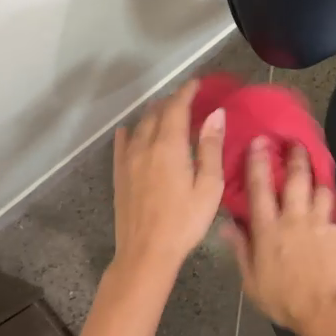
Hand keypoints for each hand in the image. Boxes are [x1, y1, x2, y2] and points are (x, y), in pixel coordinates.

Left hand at [111, 81, 224, 278]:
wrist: (145, 253)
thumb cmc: (185, 221)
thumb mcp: (209, 186)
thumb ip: (211, 147)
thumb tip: (216, 114)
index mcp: (170, 147)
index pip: (177, 108)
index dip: (187, 92)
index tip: (197, 83)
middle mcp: (145, 146)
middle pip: (157, 113)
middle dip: (172, 101)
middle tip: (188, 98)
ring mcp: (128, 161)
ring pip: (140, 126)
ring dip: (154, 114)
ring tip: (166, 111)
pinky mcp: (119, 175)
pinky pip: (122, 143)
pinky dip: (130, 131)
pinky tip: (130, 130)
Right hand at [224, 139, 335, 332]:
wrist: (326, 310)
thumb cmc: (283, 300)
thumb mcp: (252, 281)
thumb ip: (241, 250)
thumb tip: (227, 225)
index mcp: (268, 230)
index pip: (259, 188)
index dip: (258, 162)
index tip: (259, 142)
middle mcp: (294, 218)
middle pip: (296, 178)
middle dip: (295, 156)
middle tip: (296, 141)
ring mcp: (319, 222)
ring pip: (320, 188)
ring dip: (318, 175)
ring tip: (318, 167)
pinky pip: (333, 213)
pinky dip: (329, 208)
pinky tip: (330, 210)